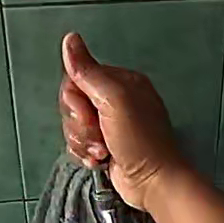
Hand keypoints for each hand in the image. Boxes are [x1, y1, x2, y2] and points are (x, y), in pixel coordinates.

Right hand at [59, 33, 189, 208]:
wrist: (153, 183)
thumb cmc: (141, 141)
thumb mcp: (115, 100)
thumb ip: (88, 71)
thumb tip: (70, 39)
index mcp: (120, 81)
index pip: (76, 78)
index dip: (76, 100)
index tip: (91, 115)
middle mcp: (114, 99)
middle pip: (71, 103)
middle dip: (80, 125)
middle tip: (100, 135)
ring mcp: (108, 124)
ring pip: (72, 125)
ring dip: (83, 142)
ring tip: (103, 151)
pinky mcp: (103, 145)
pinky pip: (77, 143)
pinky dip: (84, 154)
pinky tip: (101, 160)